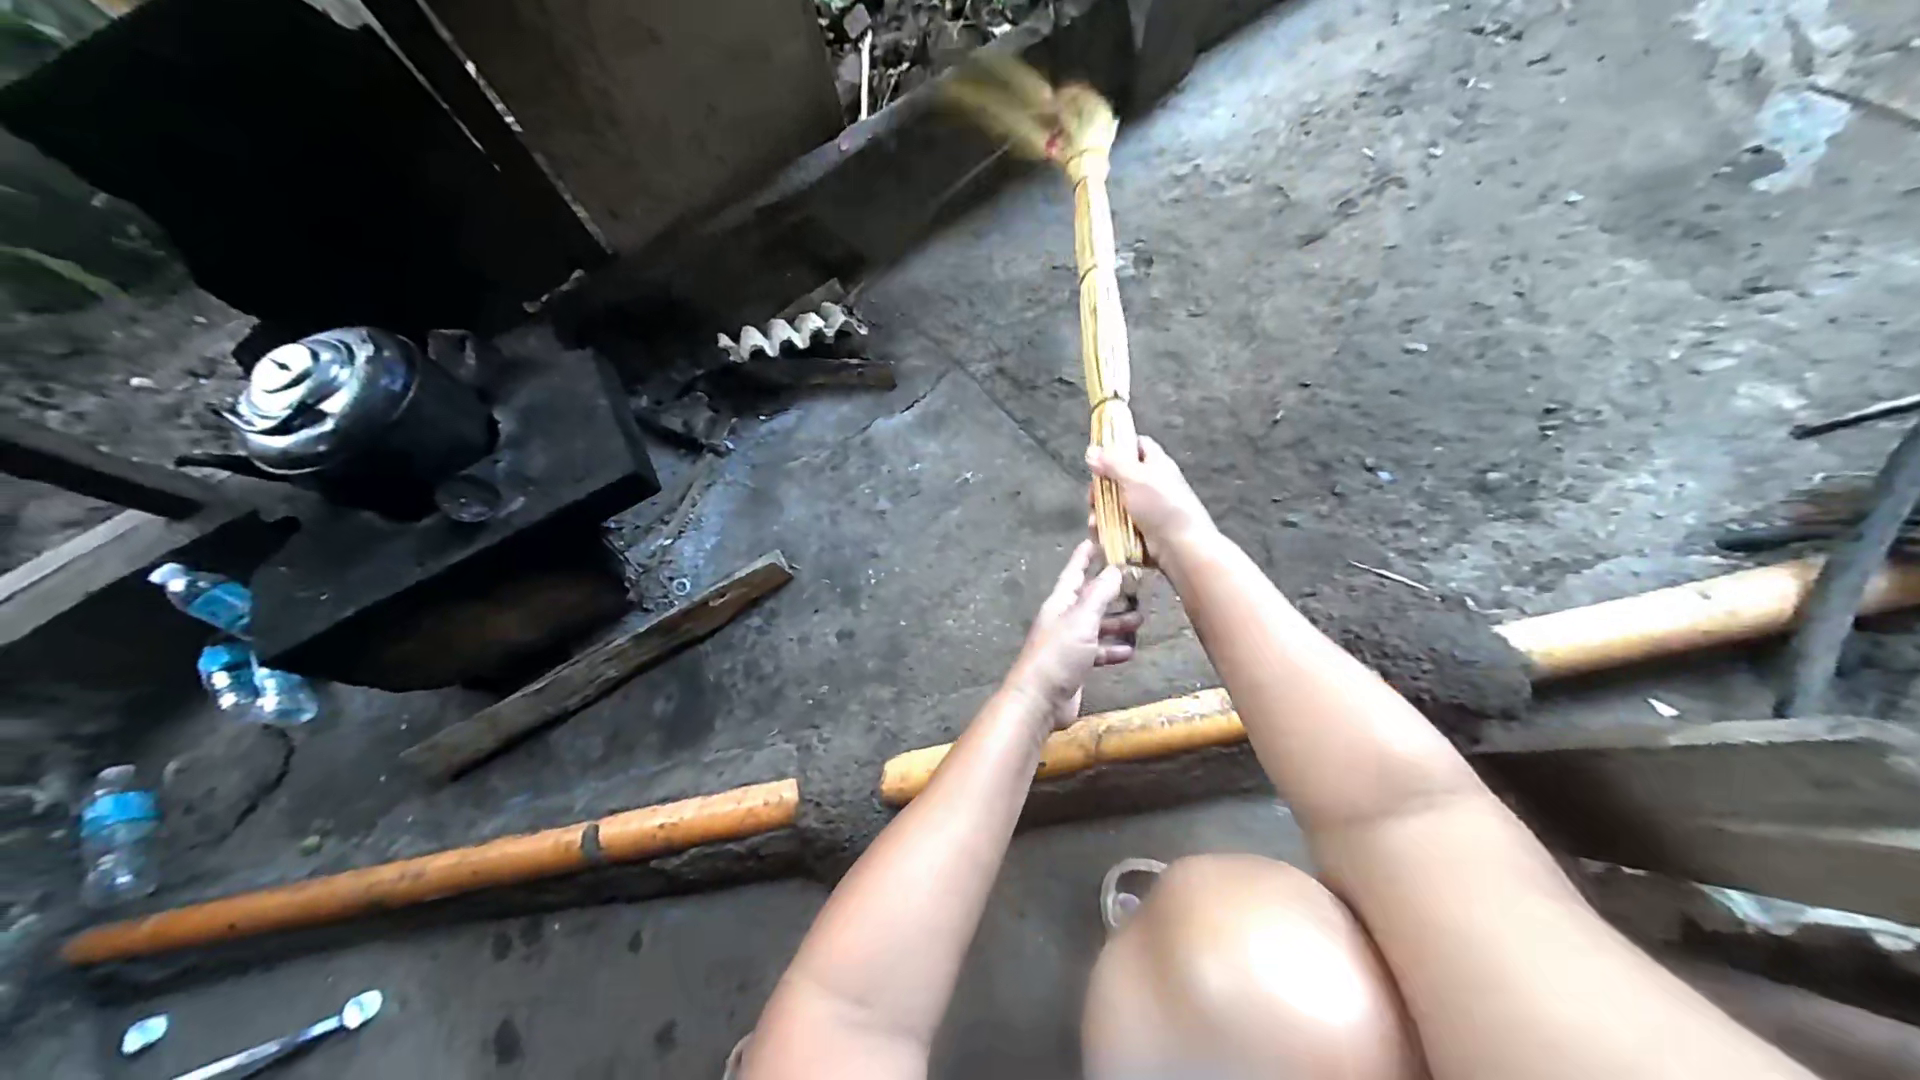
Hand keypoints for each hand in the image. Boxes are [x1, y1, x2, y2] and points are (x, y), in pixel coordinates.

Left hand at [1005, 541, 1142, 728]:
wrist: (1040, 700)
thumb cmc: (1058, 654)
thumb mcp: (1082, 619)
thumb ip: (1100, 593)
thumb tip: (1115, 568)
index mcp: (1061, 602)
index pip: (1075, 571)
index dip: (1086, 555)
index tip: (1097, 538)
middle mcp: (1064, 618)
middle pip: (1091, 599)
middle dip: (1112, 591)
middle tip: (1137, 584)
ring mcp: (1069, 643)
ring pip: (1097, 625)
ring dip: (1117, 622)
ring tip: (1140, 618)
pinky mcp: (1075, 665)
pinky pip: (1098, 651)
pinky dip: (1113, 649)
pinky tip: (1129, 651)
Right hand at [1086, 436, 1217, 564]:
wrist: (1179, 546)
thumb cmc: (1161, 505)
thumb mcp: (1135, 477)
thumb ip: (1111, 463)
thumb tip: (1091, 450)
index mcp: (1155, 464)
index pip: (1137, 445)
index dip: (1118, 445)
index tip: (1099, 454)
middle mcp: (1149, 483)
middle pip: (1116, 476)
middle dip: (1100, 487)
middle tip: (1092, 496)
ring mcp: (1143, 508)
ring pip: (1112, 502)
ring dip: (1099, 510)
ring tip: (1095, 521)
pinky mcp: (1137, 529)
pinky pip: (1114, 523)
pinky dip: (1104, 527)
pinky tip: (1099, 532)